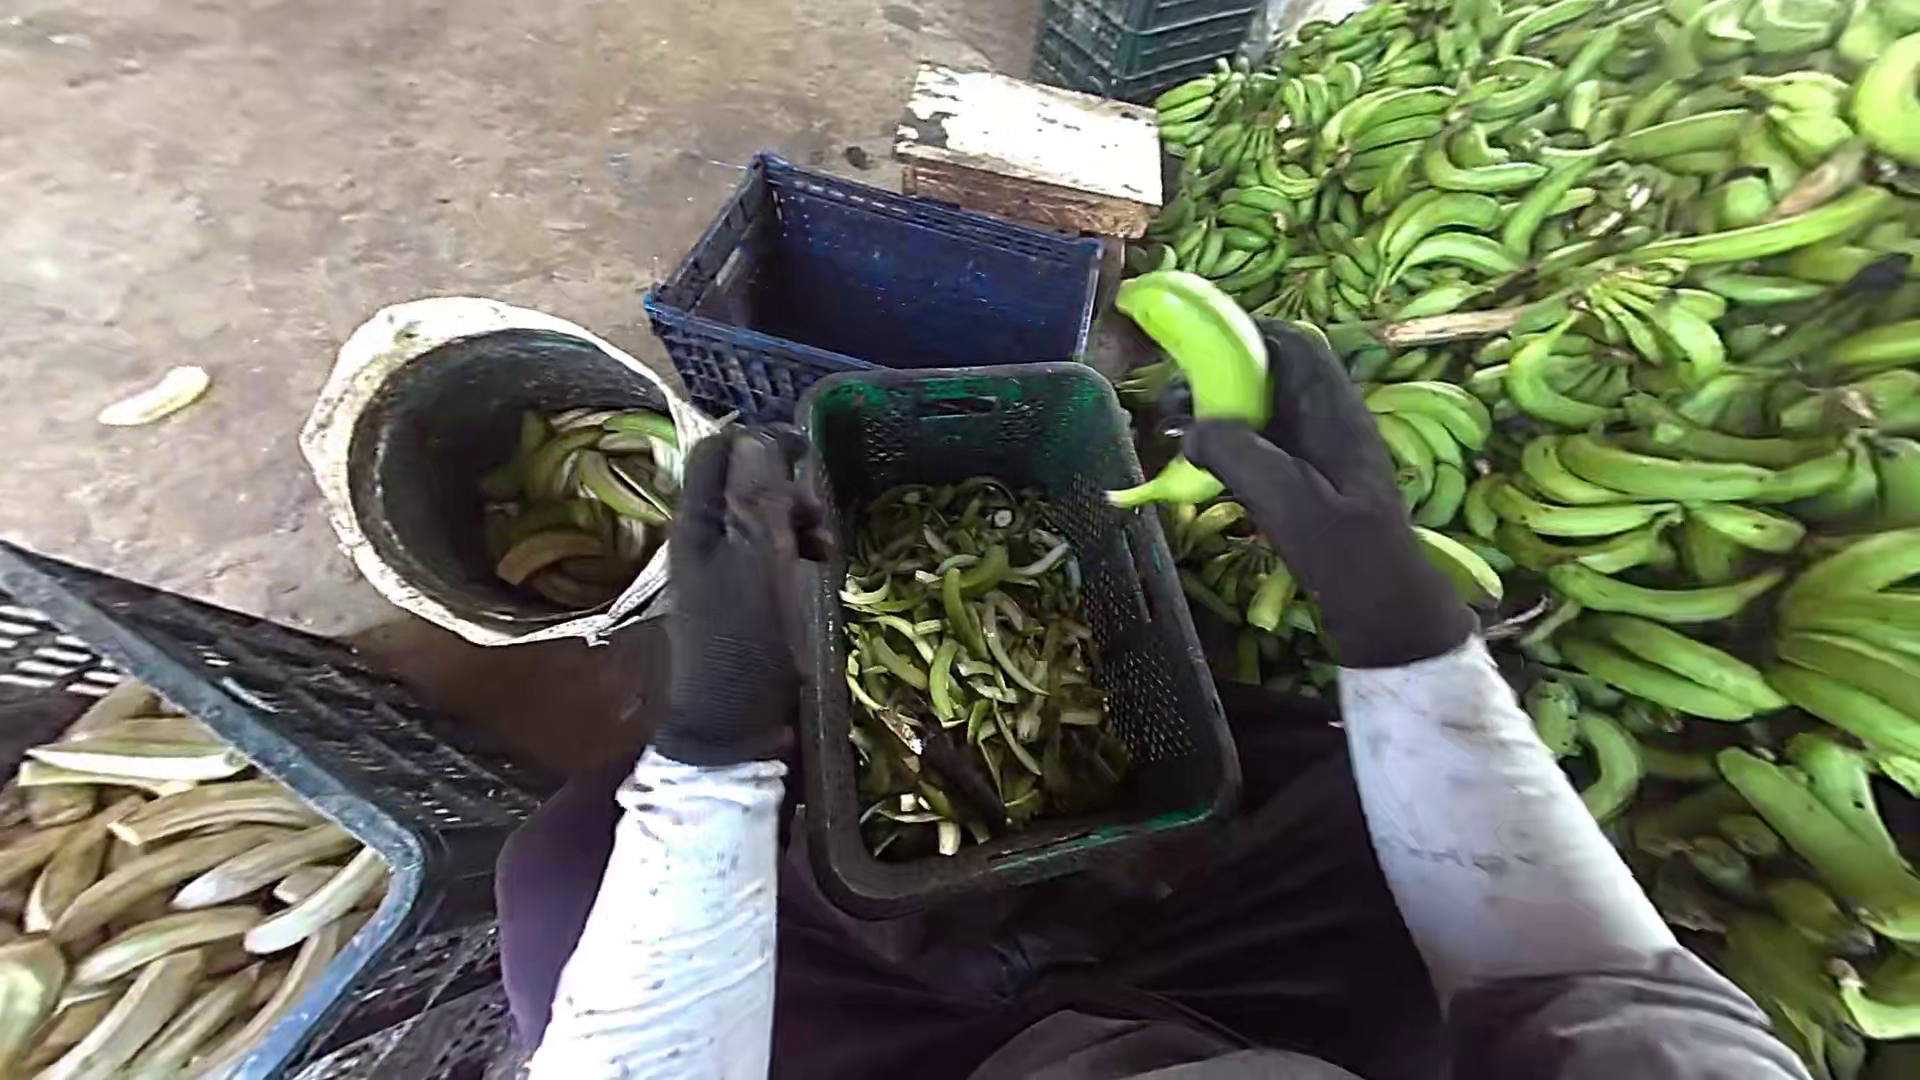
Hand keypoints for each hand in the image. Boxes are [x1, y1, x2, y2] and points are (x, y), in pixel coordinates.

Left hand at [653, 427, 831, 766]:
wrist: (736, 714)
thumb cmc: (747, 634)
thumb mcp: (756, 558)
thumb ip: (757, 495)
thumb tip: (761, 436)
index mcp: (699, 520)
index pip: (721, 450)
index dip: (763, 442)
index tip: (809, 454)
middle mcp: (706, 533)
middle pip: (746, 479)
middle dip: (788, 488)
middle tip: (818, 519)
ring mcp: (724, 561)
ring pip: (764, 511)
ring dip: (800, 518)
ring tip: (824, 549)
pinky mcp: (744, 585)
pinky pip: (772, 544)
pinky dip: (798, 545)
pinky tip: (817, 564)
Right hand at [1184, 321, 1475, 668]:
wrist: (1379, 605)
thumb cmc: (1345, 554)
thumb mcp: (1290, 502)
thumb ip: (1241, 456)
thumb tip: (1191, 429)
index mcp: (1333, 415)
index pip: (1296, 347)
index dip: (1249, 335)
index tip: (1197, 349)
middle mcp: (1324, 422)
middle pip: (1269, 376)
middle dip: (1216, 379)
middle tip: (1171, 405)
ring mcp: (1313, 450)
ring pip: (1257, 411)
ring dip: (1213, 414)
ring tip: (1173, 432)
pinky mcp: (1300, 476)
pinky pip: (1255, 443)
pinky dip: (1222, 443)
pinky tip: (1197, 462)